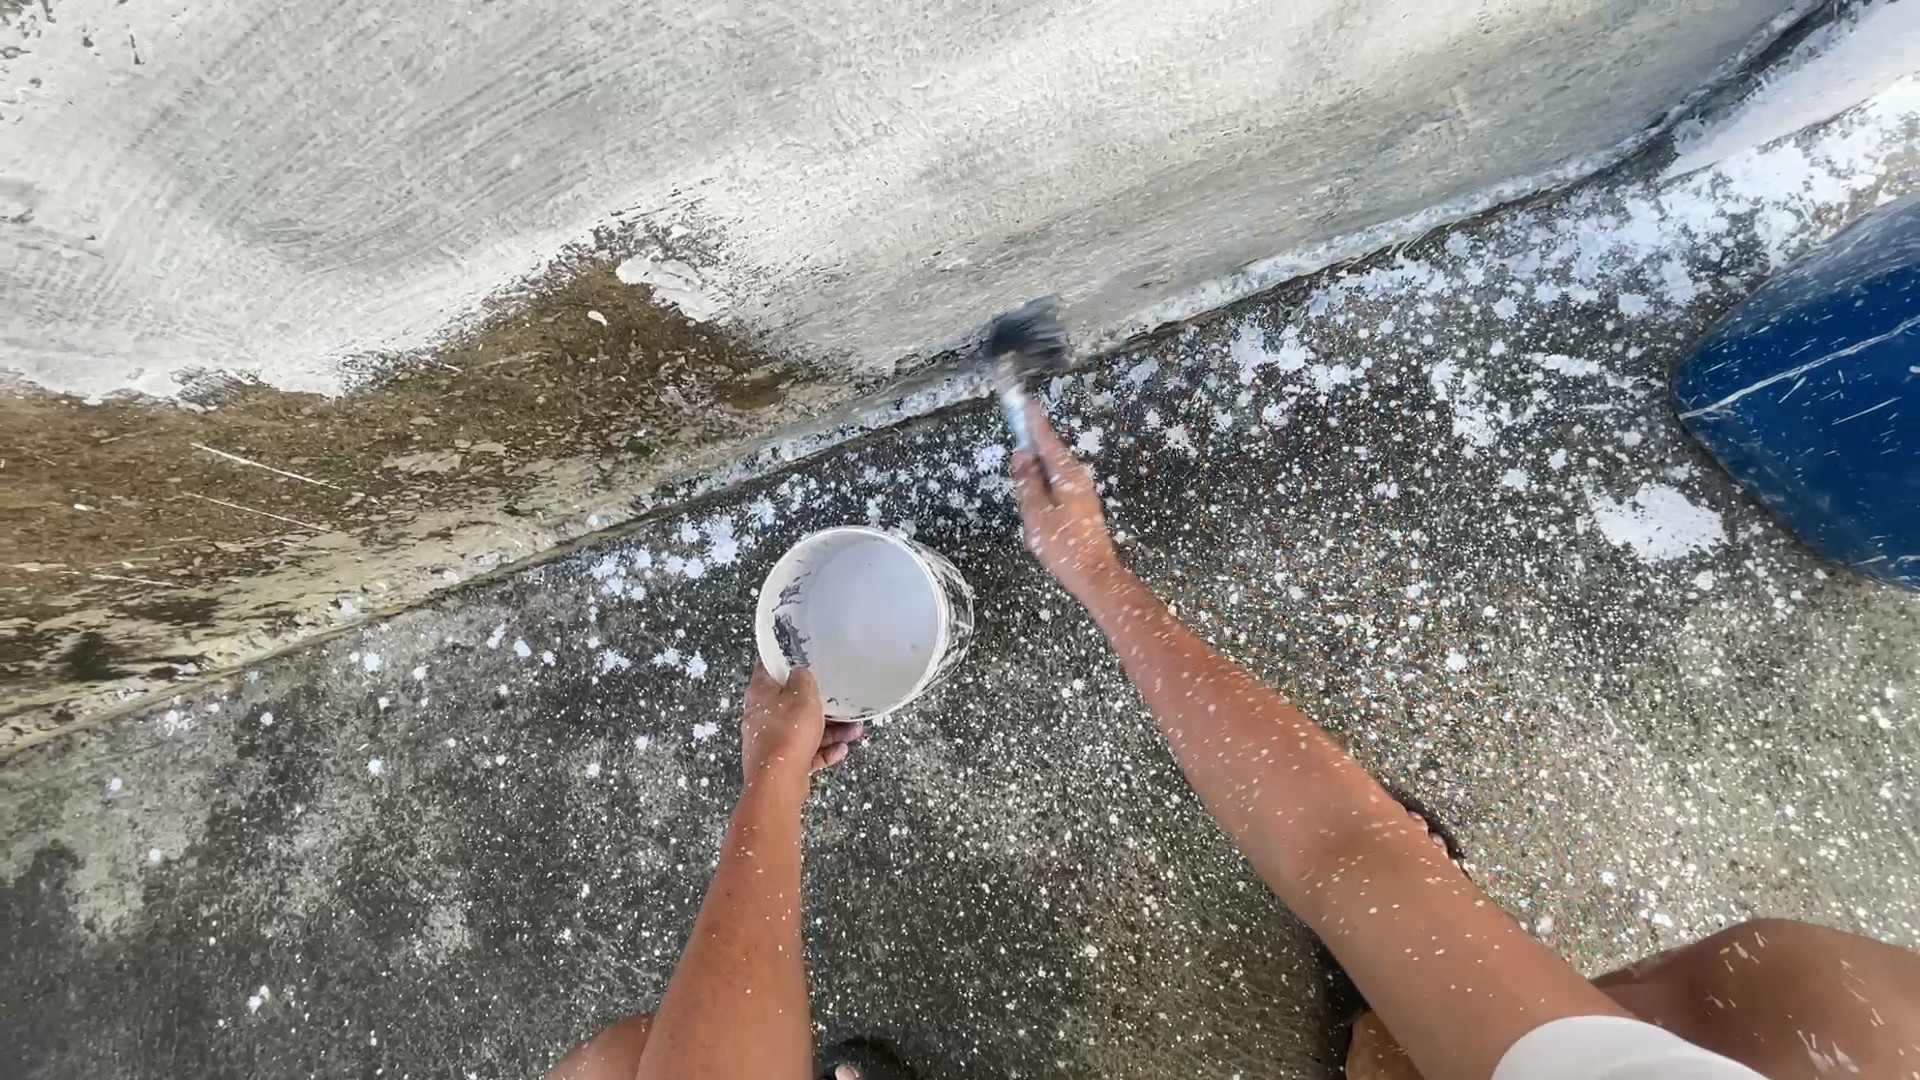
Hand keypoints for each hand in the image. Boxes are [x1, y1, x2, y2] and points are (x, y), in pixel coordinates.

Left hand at [741, 662, 862, 788]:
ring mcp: (771, 741)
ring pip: (803, 729)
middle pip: (792, 702)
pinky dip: (823, 750)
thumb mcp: (803, 694)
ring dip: (831, 730)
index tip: (803, 656)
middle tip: (841, 703)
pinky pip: (806, 751)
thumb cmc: (789, 732)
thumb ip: (803, 677)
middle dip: (821, 704)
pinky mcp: (781, 762)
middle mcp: (762, 716)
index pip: (767, 666)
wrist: (778, 782)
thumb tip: (800, 672)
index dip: (784, 659)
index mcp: (760, 693)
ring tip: (854, 731)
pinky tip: (842, 750)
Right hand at [1011, 398, 1122, 598]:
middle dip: (1033, 446)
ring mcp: (1081, 492)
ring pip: (1053, 472)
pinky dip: (1043, 485)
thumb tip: (1021, 455)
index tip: (1026, 402)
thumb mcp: (1036, 512)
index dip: (1034, 421)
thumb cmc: (1064, 545)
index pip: (1047, 440)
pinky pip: (1057, 486)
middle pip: (1050, 454)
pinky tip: (1034, 499)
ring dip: (1036, 470)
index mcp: (1067, 475)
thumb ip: (1027, 482)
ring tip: (1022, 481)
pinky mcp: (1080, 506)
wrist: (1094, 574)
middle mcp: (1077, 478)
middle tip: (1017, 440)